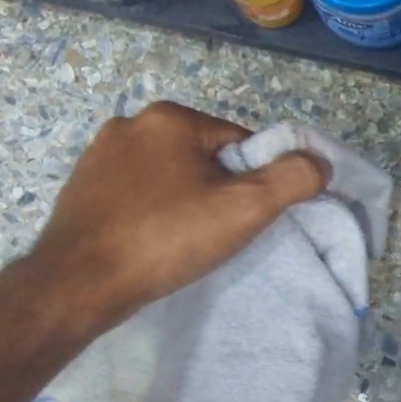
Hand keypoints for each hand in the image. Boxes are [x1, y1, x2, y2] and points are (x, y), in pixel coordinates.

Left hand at [26, 101, 328, 337]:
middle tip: (223, 231)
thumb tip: (320, 162)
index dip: (257, 181)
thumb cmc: (168, 238)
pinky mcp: (82, 185)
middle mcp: (130, 123)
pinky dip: (158, 212)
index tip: (249, 216)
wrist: (80, 282)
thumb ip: (294, 178)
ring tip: (189, 239)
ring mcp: (100, 154)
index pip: (242, 143)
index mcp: (170, 118)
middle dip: (222, 191)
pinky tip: (158, 240)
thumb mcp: (247, 208)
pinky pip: (141, 192)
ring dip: (190, 201)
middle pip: (208, 157)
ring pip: (173, 175)